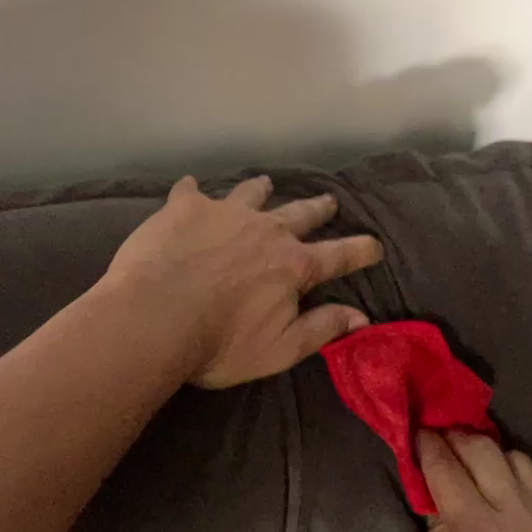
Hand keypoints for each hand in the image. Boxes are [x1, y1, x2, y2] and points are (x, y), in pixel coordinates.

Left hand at [101, 175, 383, 388]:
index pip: (339, 255)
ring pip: (251, 194)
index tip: (375, 244)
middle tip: (329, 200)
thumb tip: (361, 316)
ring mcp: (225, 212)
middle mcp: (266, 230)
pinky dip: (194, 189)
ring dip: (261, 189)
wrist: (155, 316)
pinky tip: (190, 185)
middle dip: (317, 208)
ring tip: (265, 182)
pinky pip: (192, 190)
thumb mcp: (280, 349)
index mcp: (293, 265)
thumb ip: (322, 329)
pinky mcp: (186, 206)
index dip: (361, 250)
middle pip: (299, 214)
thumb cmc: (219, 343)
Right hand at [417, 431, 531, 531]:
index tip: (414, 432)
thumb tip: (433, 500)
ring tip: (467, 457)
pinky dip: (511, 470)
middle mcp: (516, 517)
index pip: (447, 469)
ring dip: (487, 450)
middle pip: (483, 450)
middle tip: (435, 438)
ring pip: (515, 457)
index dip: (427, 446)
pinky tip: (496, 482)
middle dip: (454, 437)